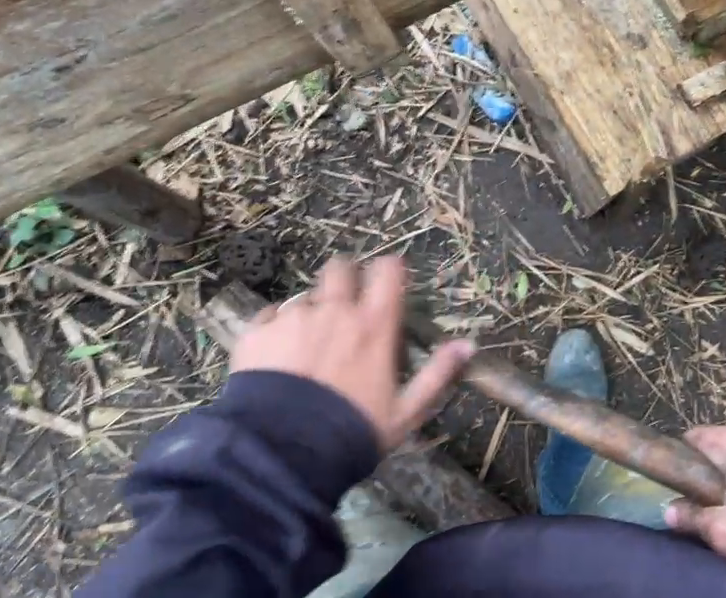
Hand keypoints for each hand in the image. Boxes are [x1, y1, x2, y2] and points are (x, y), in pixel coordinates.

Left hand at [231, 255, 476, 449]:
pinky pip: (268, 319)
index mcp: (375, 324)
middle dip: (342, 279)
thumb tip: (468, 345)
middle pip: (340, 268)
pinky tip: (274, 360)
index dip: (387, 270)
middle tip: (341, 306)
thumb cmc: (351, 433)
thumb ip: (437, 374)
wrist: (281, 457)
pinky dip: (273, 332)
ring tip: (304, 349)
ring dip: (308, 314)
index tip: (386, 280)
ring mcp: (294, 318)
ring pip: (304, 298)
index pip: (387, 271)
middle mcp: (336, 310)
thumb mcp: (405, 412)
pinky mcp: (257, 333)